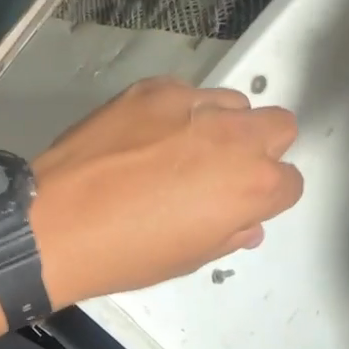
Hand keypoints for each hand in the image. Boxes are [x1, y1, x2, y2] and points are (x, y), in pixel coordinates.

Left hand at [29, 77, 303, 306]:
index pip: (290, 182)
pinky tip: (145, 140)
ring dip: (221, 126)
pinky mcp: (154, 89)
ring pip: (234, 104)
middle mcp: (234, 137)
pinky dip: (179, 114)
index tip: (238, 208)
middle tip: (218, 176)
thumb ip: (228, 235)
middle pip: (278, 127)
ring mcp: (194, 105)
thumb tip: (245, 224)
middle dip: (259, 151)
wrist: (58, 225)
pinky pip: (186, 94)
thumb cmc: (126, 255)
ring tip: (178, 154)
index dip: (266, 199)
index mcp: (252, 186)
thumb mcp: (187, 259)